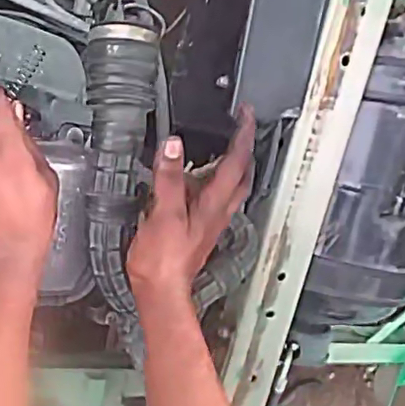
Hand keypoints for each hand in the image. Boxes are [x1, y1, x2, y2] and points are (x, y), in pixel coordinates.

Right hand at [127, 108, 253, 306]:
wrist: (160, 292)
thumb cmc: (163, 261)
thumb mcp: (164, 213)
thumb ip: (169, 178)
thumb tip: (174, 145)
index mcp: (214, 204)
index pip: (237, 161)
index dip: (243, 134)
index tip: (245, 113)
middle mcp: (218, 212)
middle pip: (241, 175)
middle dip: (243, 149)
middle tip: (238, 129)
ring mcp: (209, 223)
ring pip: (229, 189)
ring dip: (229, 166)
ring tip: (217, 149)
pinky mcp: (197, 232)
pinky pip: (211, 201)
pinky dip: (208, 184)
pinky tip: (193, 184)